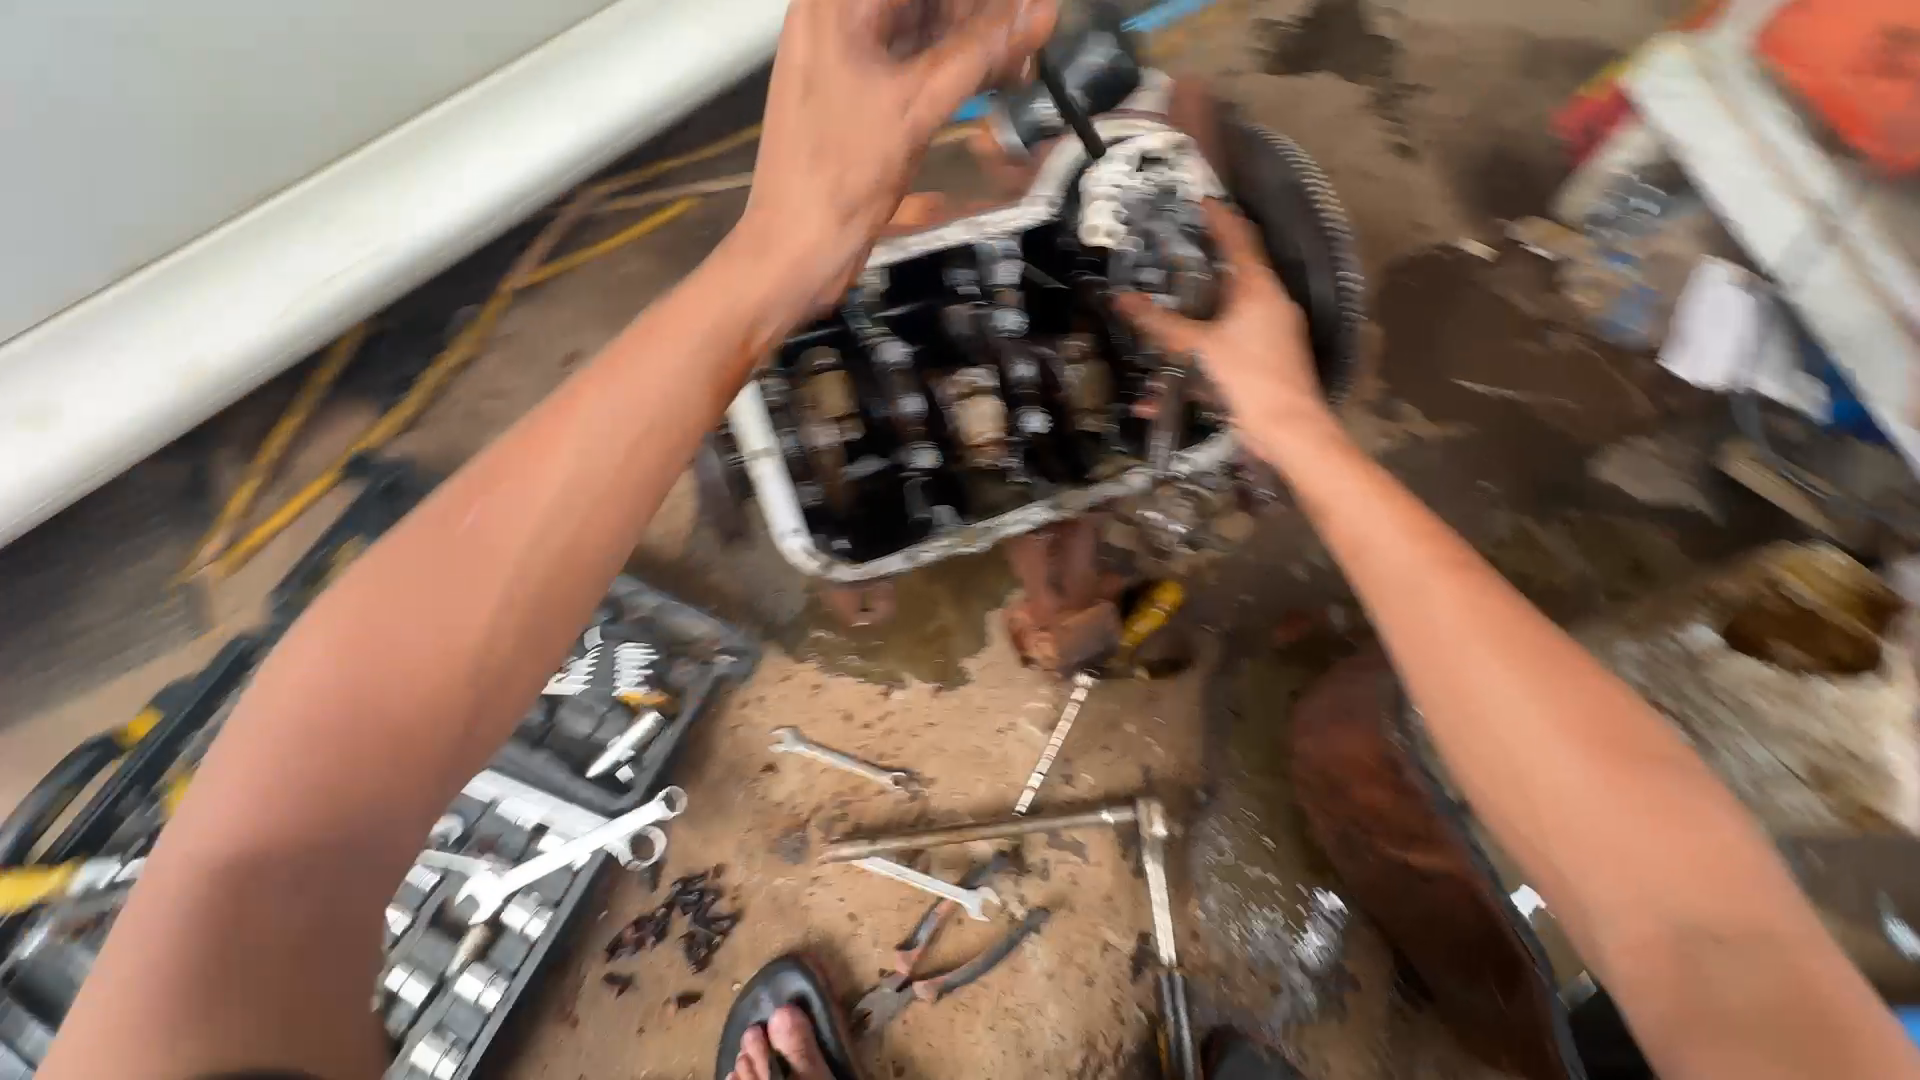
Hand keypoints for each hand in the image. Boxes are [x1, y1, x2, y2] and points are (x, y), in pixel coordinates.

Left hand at [730, 0, 1056, 316]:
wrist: (797, 249)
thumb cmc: (843, 176)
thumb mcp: (915, 107)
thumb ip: (978, 54)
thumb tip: (1038, 12)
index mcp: (836, 3)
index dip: (975, 0)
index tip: (1024, 6)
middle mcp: (838, 19)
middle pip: (922, 0)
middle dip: (979, 12)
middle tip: (1032, 31)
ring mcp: (849, 60)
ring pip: (922, 29)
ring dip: (974, 41)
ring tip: (1026, 56)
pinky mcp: (861, 99)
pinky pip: (915, 66)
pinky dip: (954, 70)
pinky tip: (997, 76)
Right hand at [1113, 200, 1340, 464]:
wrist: (1289, 430)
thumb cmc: (1249, 379)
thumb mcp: (1198, 348)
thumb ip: (1161, 325)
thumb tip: (1123, 300)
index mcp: (1259, 289)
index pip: (1239, 238)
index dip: (1218, 216)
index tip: (1197, 200)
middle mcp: (1270, 304)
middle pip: (1233, 274)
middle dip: (1201, 268)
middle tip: (1171, 256)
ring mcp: (1271, 333)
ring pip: (1228, 313)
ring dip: (1197, 315)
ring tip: (1166, 314)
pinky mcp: (1266, 360)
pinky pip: (1228, 345)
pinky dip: (1202, 353)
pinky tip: (1171, 380)